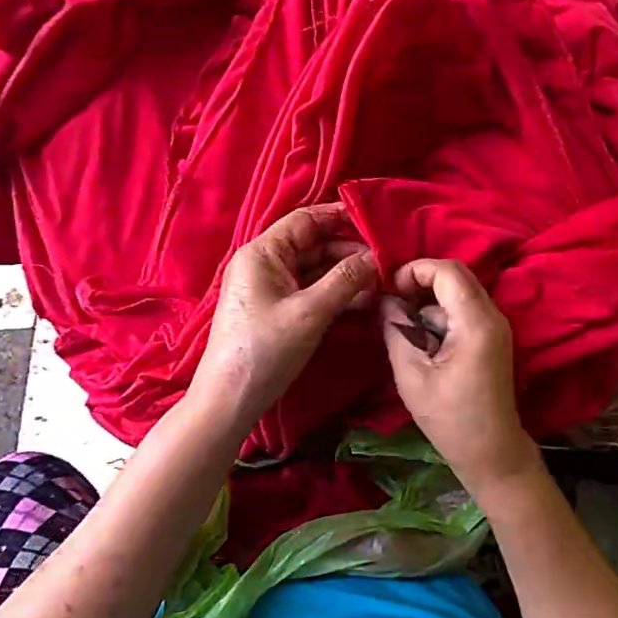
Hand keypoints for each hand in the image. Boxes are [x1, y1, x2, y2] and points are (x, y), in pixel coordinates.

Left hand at [192, 204, 377, 428]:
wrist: (230, 400)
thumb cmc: (264, 349)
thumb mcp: (309, 312)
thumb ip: (345, 281)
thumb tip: (375, 259)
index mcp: (262, 253)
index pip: (305, 220)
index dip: (339, 217)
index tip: (376, 222)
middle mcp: (265, 264)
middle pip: (313, 245)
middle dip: (350, 252)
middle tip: (387, 262)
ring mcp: (271, 289)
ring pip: (316, 271)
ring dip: (347, 276)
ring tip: (383, 283)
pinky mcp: (278, 311)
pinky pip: (312, 292)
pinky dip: (336, 295)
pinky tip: (365, 302)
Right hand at [379, 259, 540, 489]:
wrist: (492, 451)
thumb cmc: (450, 418)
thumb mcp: (412, 375)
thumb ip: (396, 331)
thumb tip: (384, 301)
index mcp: (476, 322)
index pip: (447, 270)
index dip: (414, 271)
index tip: (389, 290)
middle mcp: (493, 316)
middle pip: (456, 276)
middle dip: (420, 282)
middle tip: (393, 303)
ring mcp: (496, 326)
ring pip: (459, 293)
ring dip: (429, 301)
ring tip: (403, 327)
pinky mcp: (493, 338)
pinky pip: (464, 311)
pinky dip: (441, 316)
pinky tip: (423, 342)